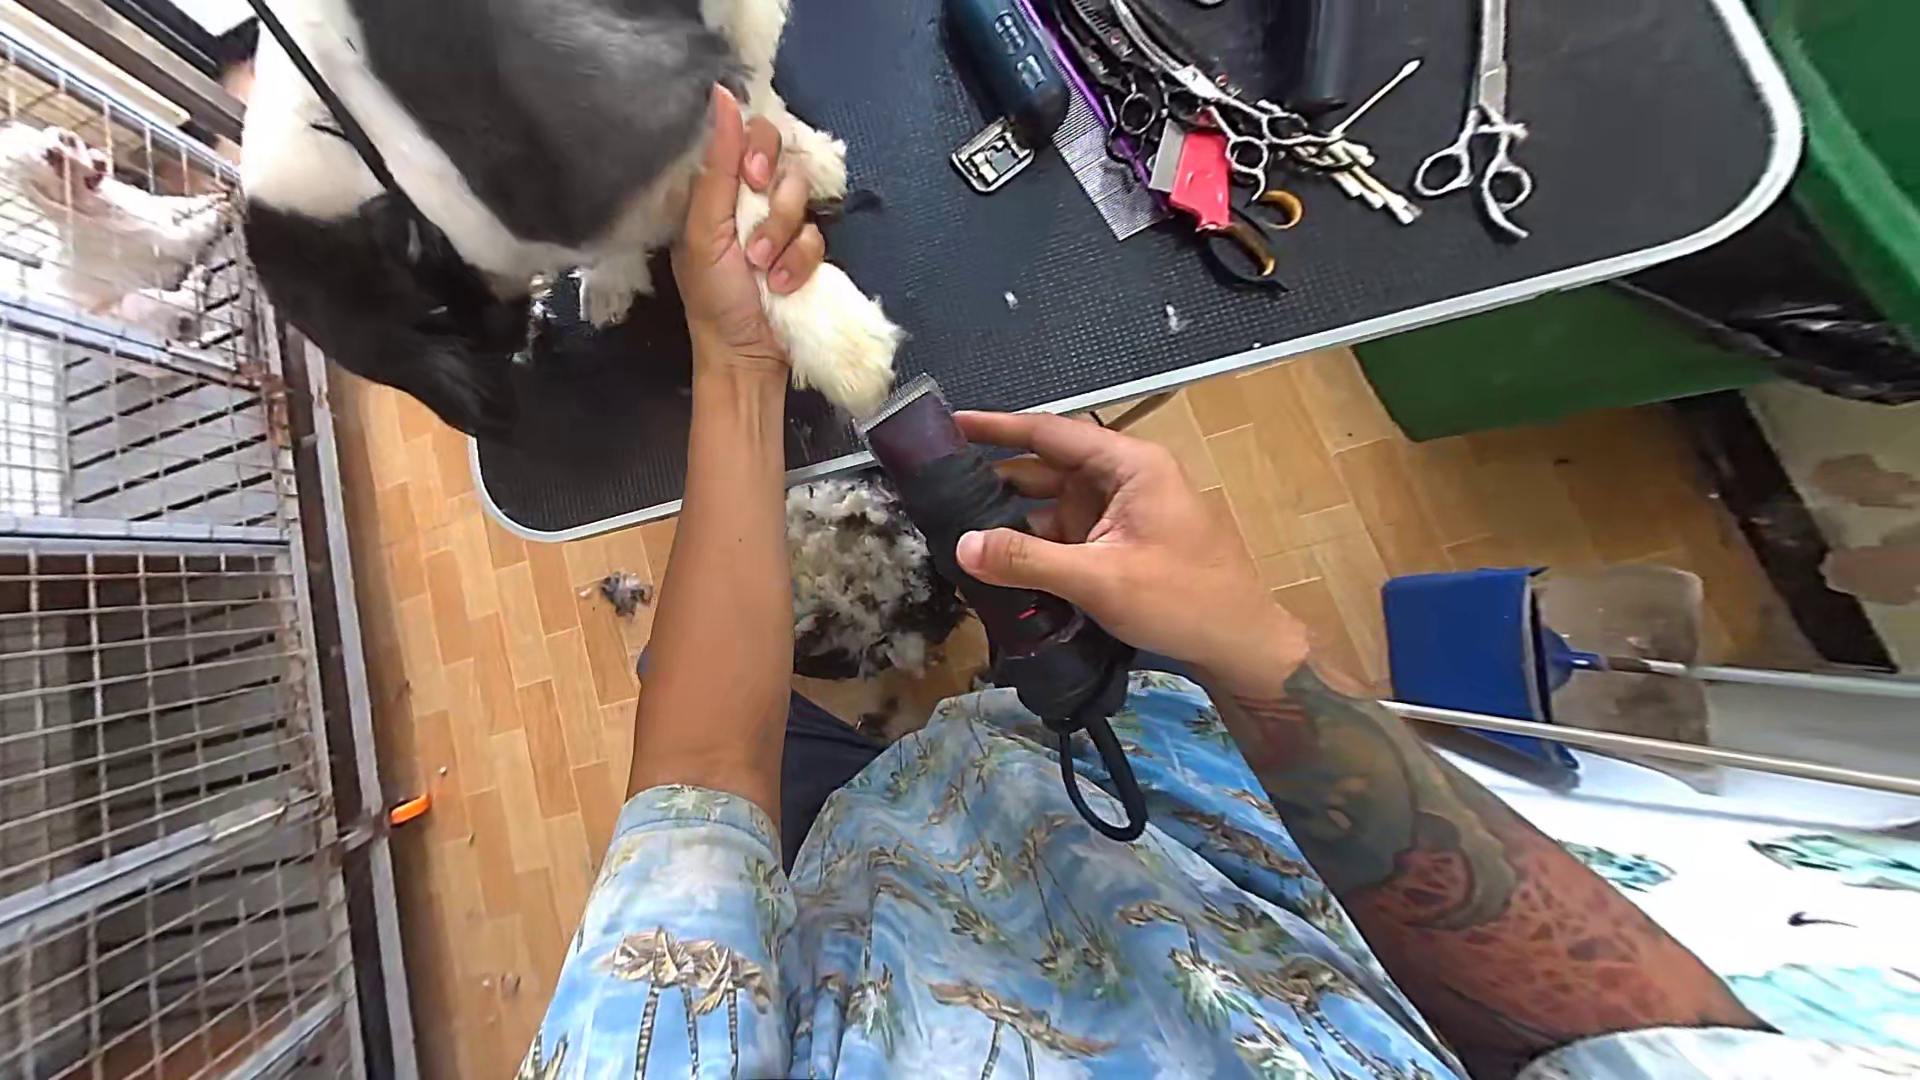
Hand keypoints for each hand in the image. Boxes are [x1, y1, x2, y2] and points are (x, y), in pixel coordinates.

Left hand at [674, 86, 826, 369]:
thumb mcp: (705, 232)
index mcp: (719, 191)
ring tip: (764, 271)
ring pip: (804, 204)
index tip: (752, 175)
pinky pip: (818, 239)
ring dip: (784, 239)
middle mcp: (752, 203)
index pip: (748, 137)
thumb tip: (724, 94)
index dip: (758, 149)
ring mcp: (783, 231)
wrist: (747, 355)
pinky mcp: (806, 258)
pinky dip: (801, 264)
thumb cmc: (714, 299)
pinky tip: (784, 286)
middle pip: (784, 164)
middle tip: (758, 232)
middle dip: (776, 202)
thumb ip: (718, 168)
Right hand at [953, 411, 1308, 692]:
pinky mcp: (1109, 543)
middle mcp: (1118, 480)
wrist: (1236, 645)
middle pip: (1044, 467)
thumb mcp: (1100, 578)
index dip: (998, 426)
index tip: (952, 423)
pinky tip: (993, 557)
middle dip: (993, 476)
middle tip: (938, 486)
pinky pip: (1058, 533)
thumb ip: (1028, 559)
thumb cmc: (1184, 600)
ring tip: (953, 524)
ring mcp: (1113, 513)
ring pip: (1047, 504)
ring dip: (1007, 516)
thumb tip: (962, 546)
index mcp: (1128, 465)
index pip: (1051, 432)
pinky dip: (1028, 544)